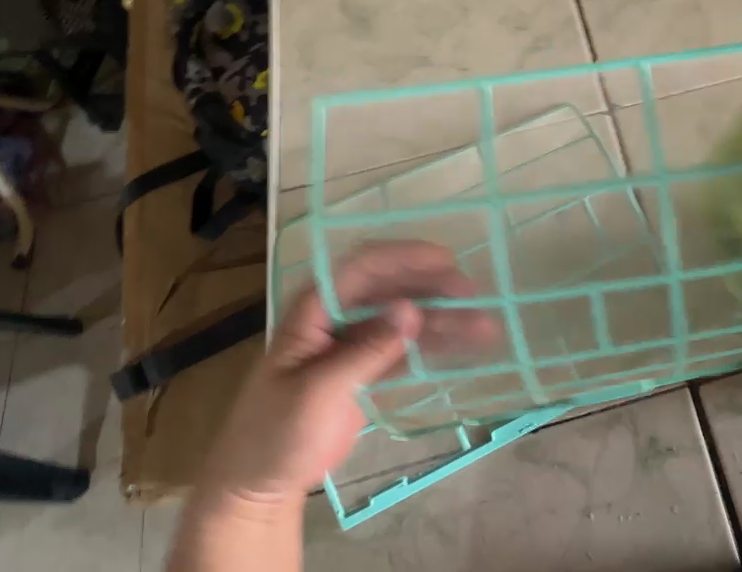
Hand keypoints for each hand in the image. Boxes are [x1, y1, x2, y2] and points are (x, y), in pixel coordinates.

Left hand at [189, 241, 490, 517]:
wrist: (256, 483)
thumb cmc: (274, 431)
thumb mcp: (317, 391)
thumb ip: (366, 350)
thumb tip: (412, 310)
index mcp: (315, 308)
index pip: (363, 267)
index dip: (404, 258)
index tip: (446, 260)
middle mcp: (338, 315)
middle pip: (391, 288)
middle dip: (433, 286)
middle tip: (473, 293)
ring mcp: (354, 341)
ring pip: (405, 318)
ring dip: (443, 319)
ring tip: (484, 325)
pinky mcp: (367, 368)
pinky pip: (407, 347)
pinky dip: (435, 346)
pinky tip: (466, 345)